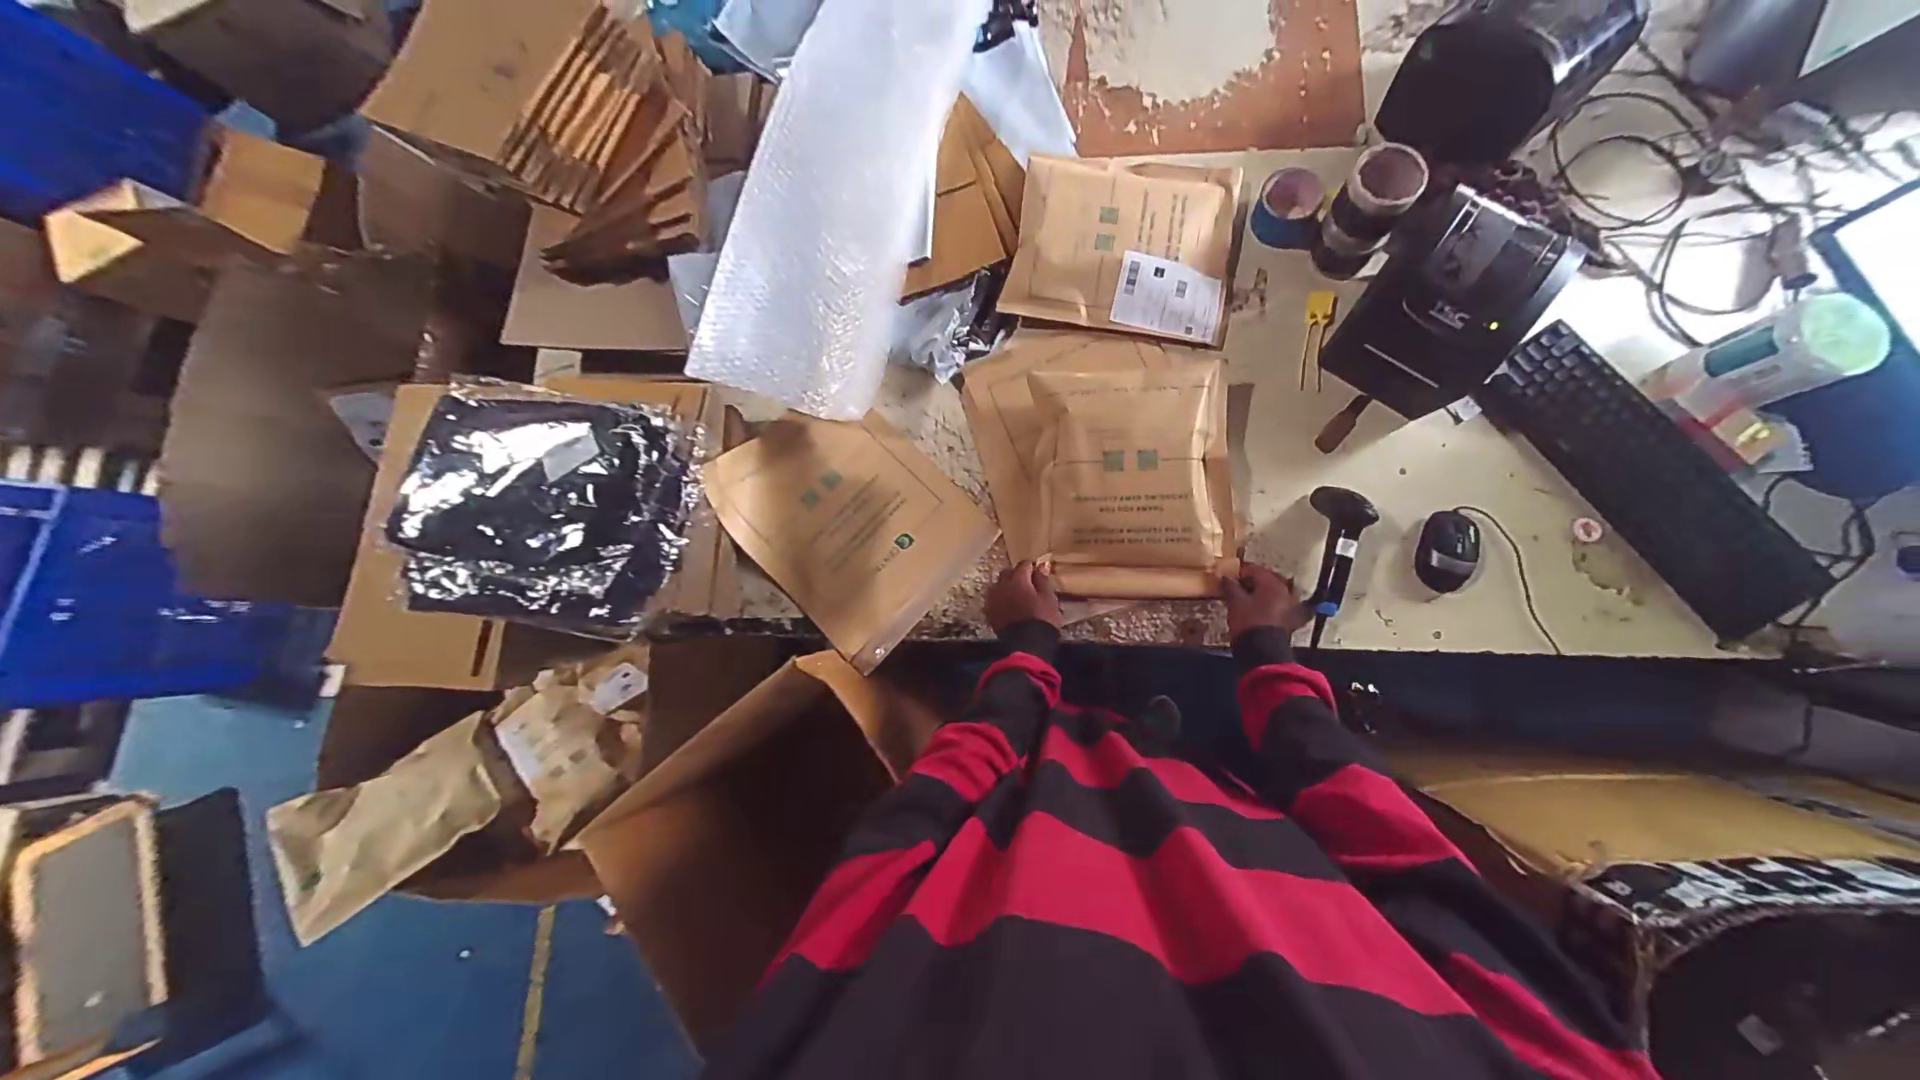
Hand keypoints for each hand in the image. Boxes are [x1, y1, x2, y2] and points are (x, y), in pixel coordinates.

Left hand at [986, 560, 1062, 632]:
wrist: (1026, 644)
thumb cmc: (1042, 618)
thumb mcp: (1049, 598)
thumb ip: (1043, 580)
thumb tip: (1041, 565)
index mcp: (1018, 579)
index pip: (1023, 565)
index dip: (1031, 567)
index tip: (1037, 572)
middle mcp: (1002, 585)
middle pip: (1007, 573)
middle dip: (1016, 574)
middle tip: (1027, 583)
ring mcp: (993, 598)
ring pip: (999, 585)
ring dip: (1006, 586)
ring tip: (1017, 594)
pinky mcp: (990, 611)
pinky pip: (994, 598)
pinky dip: (1001, 598)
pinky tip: (1008, 604)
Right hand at [1220, 564, 1307, 639]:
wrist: (1263, 651)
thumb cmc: (1248, 621)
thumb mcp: (1235, 601)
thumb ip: (1230, 586)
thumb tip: (1225, 576)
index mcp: (1272, 583)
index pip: (1254, 569)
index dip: (1238, 571)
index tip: (1226, 576)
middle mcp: (1284, 590)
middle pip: (1263, 580)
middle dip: (1248, 582)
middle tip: (1232, 587)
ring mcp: (1287, 605)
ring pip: (1267, 593)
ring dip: (1255, 593)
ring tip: (1240, 599)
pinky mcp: (1285, 617)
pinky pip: (1271, 604)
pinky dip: (1261, 603)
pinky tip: (1250, 609)